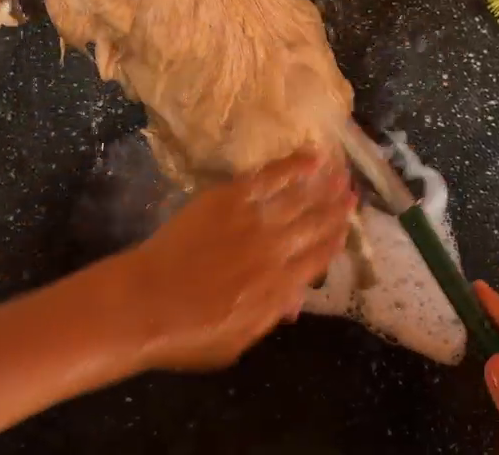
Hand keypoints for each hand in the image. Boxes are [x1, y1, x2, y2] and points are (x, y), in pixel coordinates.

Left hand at [120, 151, 354, 371]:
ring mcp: (253, 220)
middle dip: (336, 210)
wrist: (144, 303)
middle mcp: (274, 250)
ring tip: (341, 173)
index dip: (334, 242)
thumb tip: (295, 299)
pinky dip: (292, 166)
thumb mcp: (236, 341)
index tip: (346, 229)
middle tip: (353, 194)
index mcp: (278, 288)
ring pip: (298, 199)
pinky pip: (268, 177)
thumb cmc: (186, 333)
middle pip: (314, 225)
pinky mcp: (230, 197)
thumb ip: (268, 315)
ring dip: (323, 186)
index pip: (317, 259)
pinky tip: (311, 158)